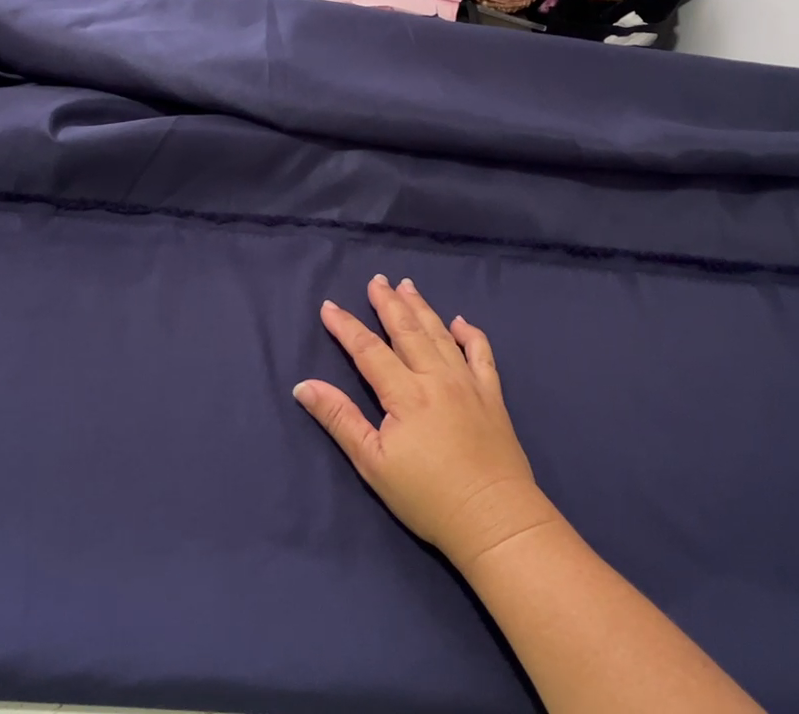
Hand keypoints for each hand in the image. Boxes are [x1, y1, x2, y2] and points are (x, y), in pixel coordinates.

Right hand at [294, 275, 564, 568]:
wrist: (494, 518)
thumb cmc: (427, 496)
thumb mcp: (372, 463)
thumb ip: (339, 419)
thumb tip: (304, 385)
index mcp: (405, 393)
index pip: (368, 350)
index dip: (346, 326)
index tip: (328, 306)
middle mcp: (437, 378)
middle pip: (407, 331)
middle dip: (388, 304)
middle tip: (376, 280)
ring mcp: (469, 384)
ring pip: (441, 335)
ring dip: (422, 308)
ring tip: (407, 286)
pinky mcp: (493, 397)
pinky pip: (482, 355)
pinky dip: (470, 334)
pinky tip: (461, 321)